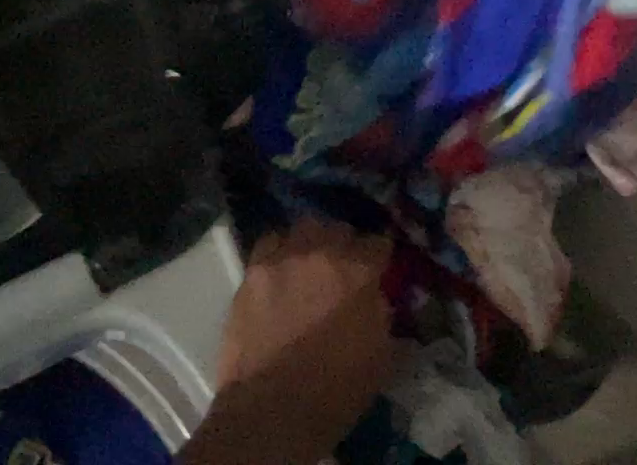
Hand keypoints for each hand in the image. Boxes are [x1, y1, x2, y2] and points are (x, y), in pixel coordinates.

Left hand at [195, 219, 396, 463]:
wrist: (273, 408)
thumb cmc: (335, 389)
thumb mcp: (382, 356)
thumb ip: (383, 314)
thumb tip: (380, 298)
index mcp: (358, 271)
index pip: (378, 242)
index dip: (380, 255)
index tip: (378, 266)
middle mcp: (320, 252)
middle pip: (338, 228)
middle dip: (344, 243)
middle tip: (342, 266)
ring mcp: (282, 257)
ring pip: (303, 227)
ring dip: (311, 241)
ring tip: (309, 261)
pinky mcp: (252, 270)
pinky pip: (270, 243)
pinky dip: (279, 250)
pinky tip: (280, 269)